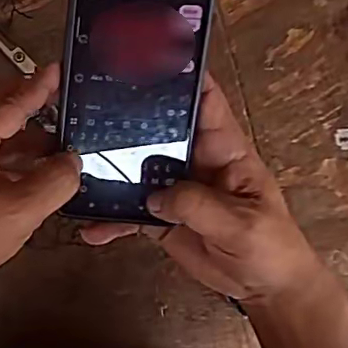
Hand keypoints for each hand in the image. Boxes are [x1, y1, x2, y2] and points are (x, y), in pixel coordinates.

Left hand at [0, 63, 81, 298]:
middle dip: (32, 103)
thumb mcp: (20, 210)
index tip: (58, 68)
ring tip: (63, 134)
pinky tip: (43, 161)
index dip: (38, 88)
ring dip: (29, 132)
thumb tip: (73, 160)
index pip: (10, 105)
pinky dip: (19, 151)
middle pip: (0, 109)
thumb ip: (54, 180)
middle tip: (64, 97)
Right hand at [81, 74, 319, 304]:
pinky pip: (129, 210)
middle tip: (89, 106)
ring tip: (77, 167)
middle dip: (128, 117)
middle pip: (158, 129)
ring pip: (136, 168)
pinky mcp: (160, 214)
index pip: (205, 102)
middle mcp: (194, 160)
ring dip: (109, 169)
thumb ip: (198, 205)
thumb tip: (153, 196)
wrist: (263, 288)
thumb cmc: (270, 248)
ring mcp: (174, 187)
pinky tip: (91, 228)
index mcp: (223, 149)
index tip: (149, 59)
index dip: (182, 78)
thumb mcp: (241, 224)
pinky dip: (110, 219)